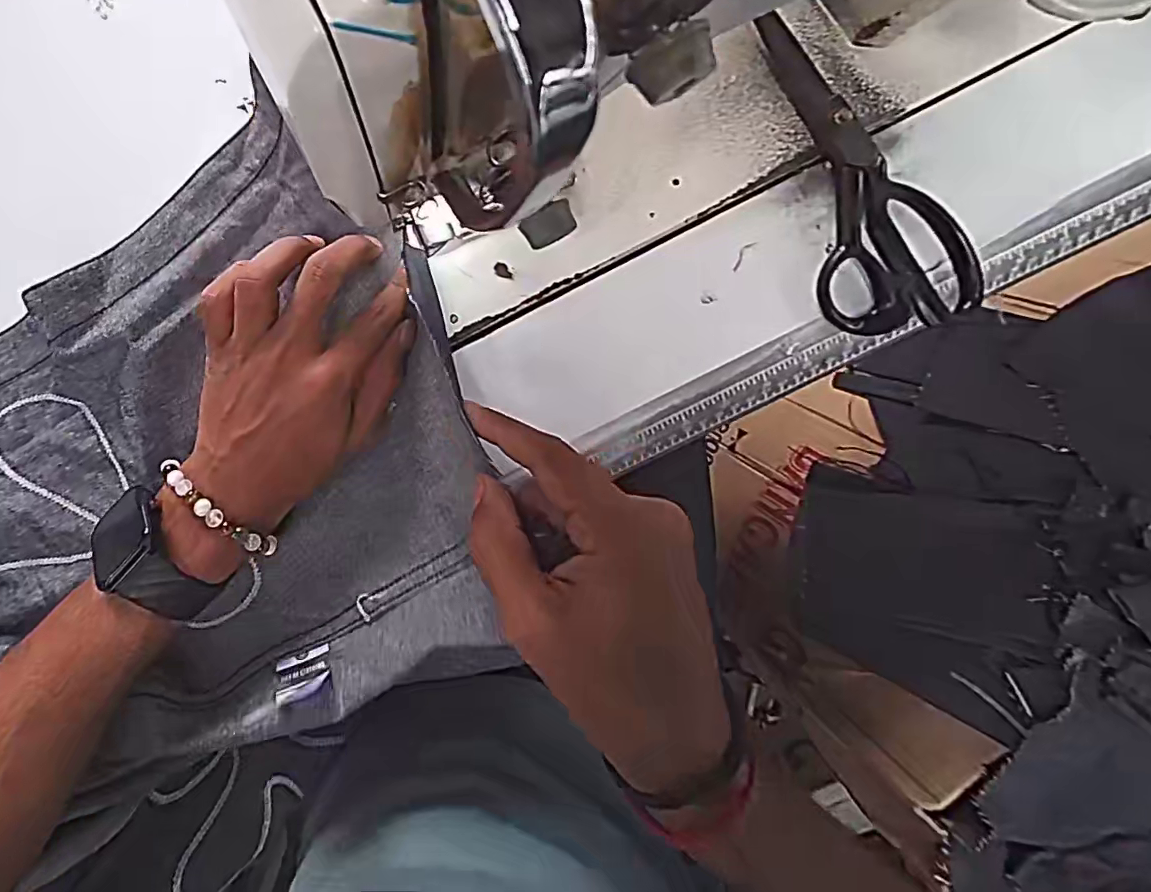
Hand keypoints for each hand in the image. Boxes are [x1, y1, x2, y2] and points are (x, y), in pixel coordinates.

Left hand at [161, 235, 414, 581]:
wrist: (236, 486)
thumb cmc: (295, 464)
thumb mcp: (356, 435)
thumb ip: (383, 381)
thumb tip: (402, 335)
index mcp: (327, 380)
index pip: (372, 319)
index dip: (395, 293)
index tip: (400, 282)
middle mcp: (287, 355)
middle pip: (318, 280)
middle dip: (349, 251)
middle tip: (362, 248)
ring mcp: (249, 349)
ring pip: (259, 278)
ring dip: (286, 250)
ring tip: (308, 245)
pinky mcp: (220, 350)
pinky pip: (216, 299)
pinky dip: (234, 276)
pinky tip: (257, 271)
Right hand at [465, 403, 731, 797]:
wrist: (678, 739)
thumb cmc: (604, 684)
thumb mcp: (530, 618)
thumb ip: (498, 544)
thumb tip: (485, 488)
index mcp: (621, 528)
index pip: (555, 461)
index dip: (508, 432)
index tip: (472, 412)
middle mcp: (650, 513)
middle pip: (565, 485)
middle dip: (526, 510)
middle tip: (509, 563)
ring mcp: (664, 527)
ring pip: (581, 502)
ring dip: (550, 529)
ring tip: (546, 589)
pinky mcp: (666, 543)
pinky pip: (601, 518)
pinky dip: (573, 537)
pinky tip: (569, 585)